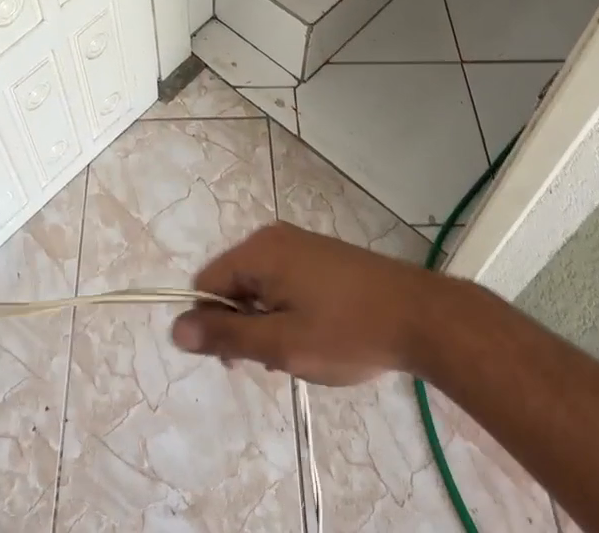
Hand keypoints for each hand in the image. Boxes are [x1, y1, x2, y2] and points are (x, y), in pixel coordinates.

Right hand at [170, 221, 448, 384]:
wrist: (422, 317)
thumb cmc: (347, 332)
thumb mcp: (282, 344)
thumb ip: (226, 336)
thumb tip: (175, 328)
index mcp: (259, 251)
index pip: (205, 285)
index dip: (212, 325)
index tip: (240, 360)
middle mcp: (275, 239)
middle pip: (233, 285)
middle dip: (244, 326)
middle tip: (277, 360)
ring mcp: (303, 245)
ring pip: (261, 289)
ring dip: (269, 324)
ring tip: (304, 353)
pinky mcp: (324, 257)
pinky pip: (287, 284)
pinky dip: (291, 313)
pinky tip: (319, 337)